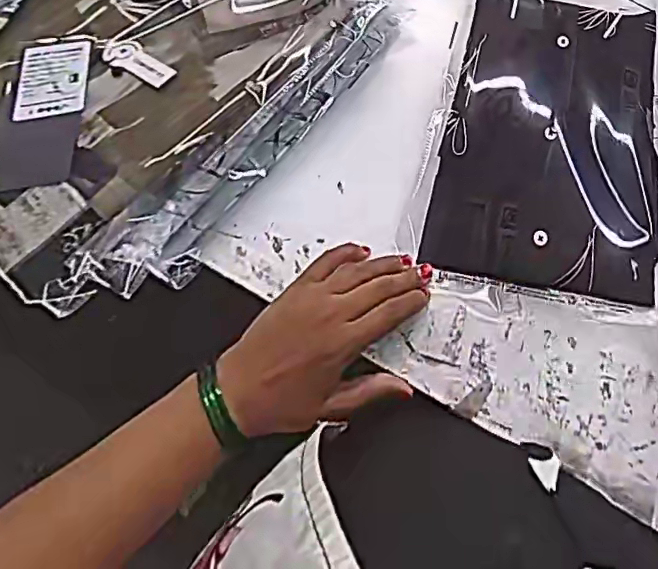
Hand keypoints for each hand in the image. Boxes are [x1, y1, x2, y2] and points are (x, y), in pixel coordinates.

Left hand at [217, 243, 431, 435]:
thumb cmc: (276, 402)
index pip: (389, 313)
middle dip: (405, 278)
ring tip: (402, 260)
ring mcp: (313, 298)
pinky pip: (327, 262)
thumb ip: (370, 393)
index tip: (422, 296)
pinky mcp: (297, 289)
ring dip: (384, 263)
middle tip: (421, 274)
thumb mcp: (329, 407)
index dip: (411, 301)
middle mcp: (330, 314)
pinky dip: (346, 252)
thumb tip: (401, 389)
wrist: (235, 393)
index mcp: (342, 343)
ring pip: (359, 271)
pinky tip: (361, 251)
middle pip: (380, 287)